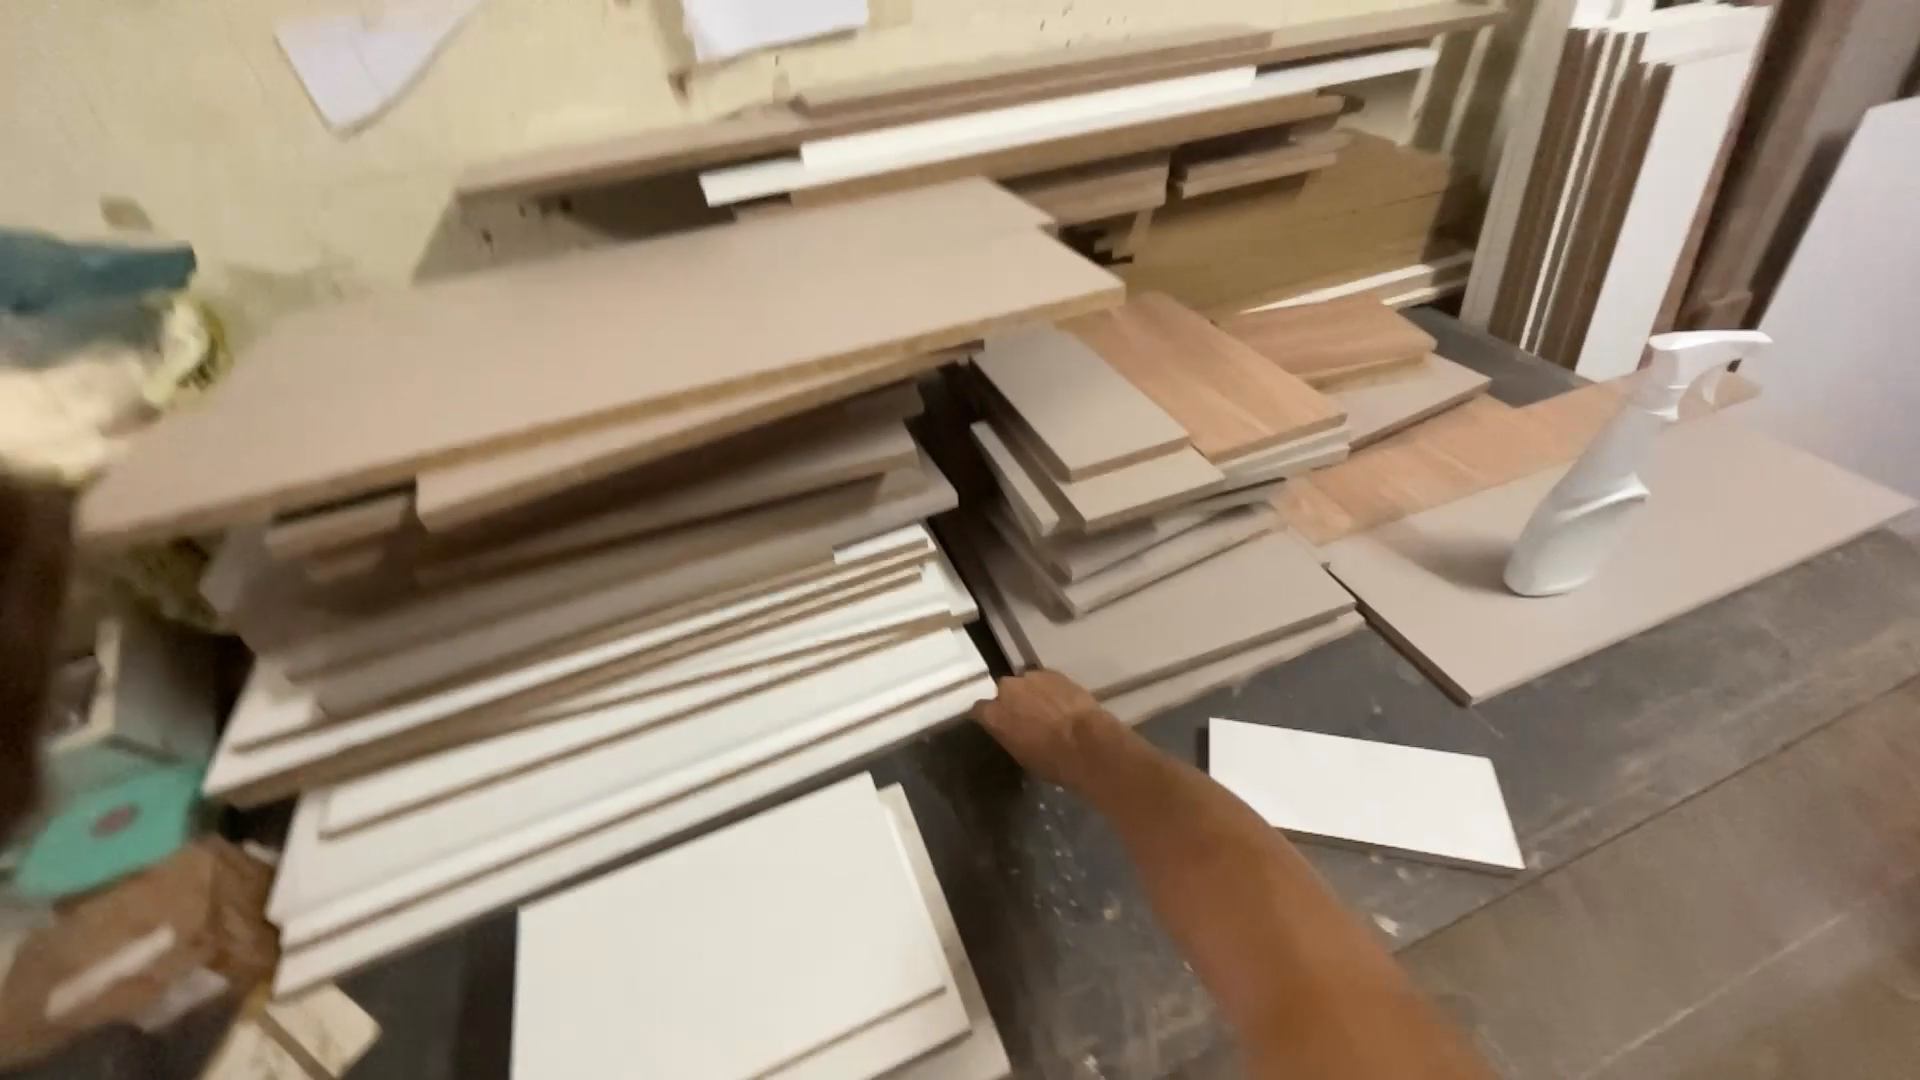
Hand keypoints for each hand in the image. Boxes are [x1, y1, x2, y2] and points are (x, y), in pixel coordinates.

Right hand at [973, 670, 1113, 788]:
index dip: (990, 716)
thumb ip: (1009, 734)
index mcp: (992, 714)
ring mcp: (1029, 677)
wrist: (1086, 743)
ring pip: (1026, 683)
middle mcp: (1005, 690)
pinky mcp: (1052, 672)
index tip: (999, 723)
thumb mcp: (1021, 755)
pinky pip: (1045, 679)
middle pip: (1004, 692)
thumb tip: (1013, 730)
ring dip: (1032, 693)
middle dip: (1012, 702)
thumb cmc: (1051, 760)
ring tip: (1049, 708)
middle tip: (1027, 716)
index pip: (979, 710)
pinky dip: (1051, 689)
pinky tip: (1063, 702)